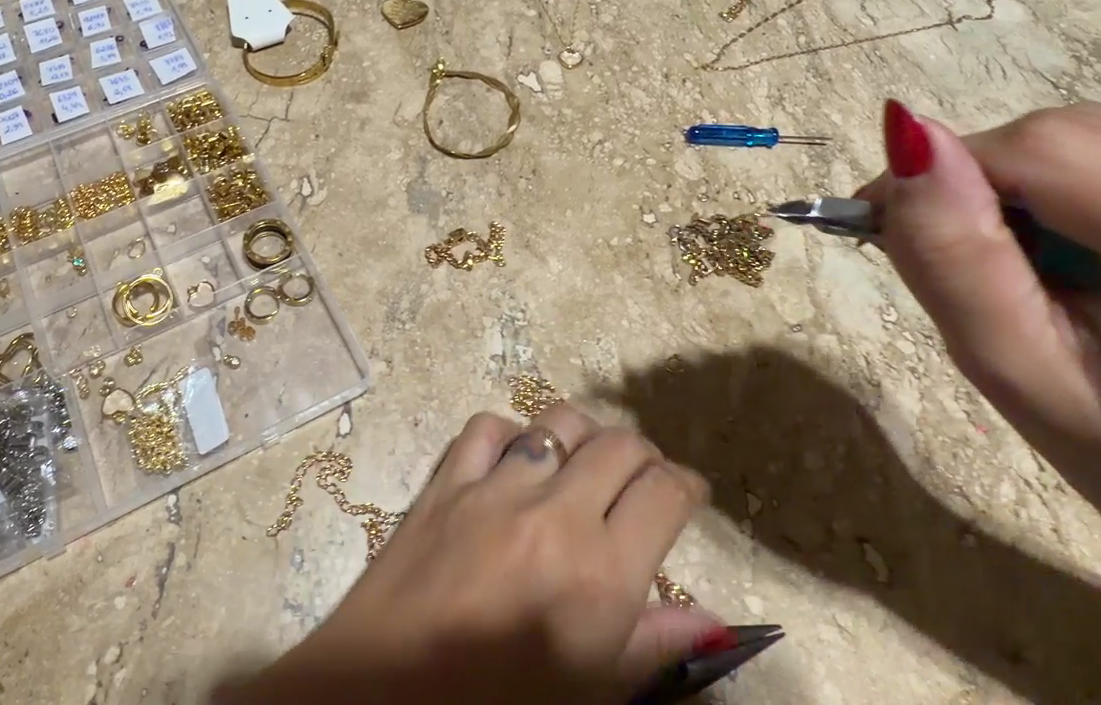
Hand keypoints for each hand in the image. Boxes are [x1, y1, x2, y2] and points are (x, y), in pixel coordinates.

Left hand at [216, 405, 714, 704]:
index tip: (685, 495)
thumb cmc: (500, 697)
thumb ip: (653, 643)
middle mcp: (555, 513)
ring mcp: (495, 489)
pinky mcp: (445, 481)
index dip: (687, 487)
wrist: (389, 686)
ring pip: (558, 423)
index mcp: (602, 571)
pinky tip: (514, 458)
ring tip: (584, 461)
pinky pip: (485, 427)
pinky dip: (511, 433)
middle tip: (641, 480)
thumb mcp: (590, 686)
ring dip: (584, 435)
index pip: (666, 493)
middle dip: (644, 456)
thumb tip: (711, 619)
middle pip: (621, 445)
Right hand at [861, 102, 1100, 702]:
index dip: (953, 170)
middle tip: (971, 266)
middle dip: (995, 183)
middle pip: (1085, 135)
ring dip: (1044, 186)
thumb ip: (956, 258)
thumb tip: (904, 136)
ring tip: (1046, 272)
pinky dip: (1097, 187)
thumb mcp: (1026, 378)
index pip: (1056, 149)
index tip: (890, 223)